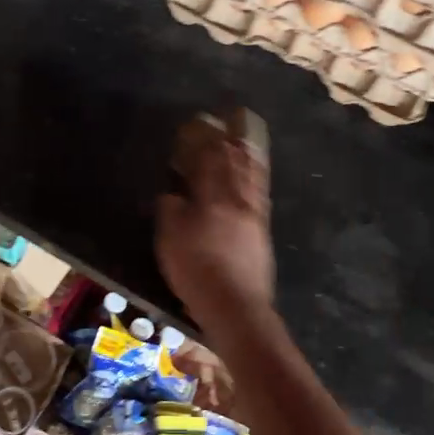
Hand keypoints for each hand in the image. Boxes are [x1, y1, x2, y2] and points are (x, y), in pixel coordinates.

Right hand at [157, 137, 273, 323]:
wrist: (234, 304)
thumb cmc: (196, 270)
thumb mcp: (169, 240)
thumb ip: (170, 211)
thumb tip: (172, 193)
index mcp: (212, 199)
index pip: (209, 164)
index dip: (206, 146)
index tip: (203, 130)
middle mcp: (236, 202)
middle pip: (234, 168)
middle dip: (229, 149)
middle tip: (228, 131)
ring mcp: (254, 217)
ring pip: (252, 180)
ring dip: (248, 161)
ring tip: (245, 147)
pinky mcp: (263, 234)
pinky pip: (261, 198)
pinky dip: (259, 183)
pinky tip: (257, 183)